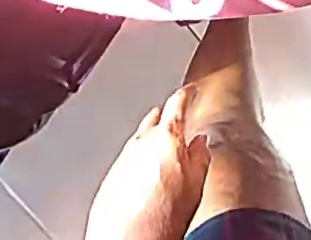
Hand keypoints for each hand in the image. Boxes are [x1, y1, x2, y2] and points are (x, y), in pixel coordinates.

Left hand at [84, 86, 210, 239]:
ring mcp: (123, 158)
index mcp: (167, 135)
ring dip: (151, 144)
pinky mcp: (109, 178)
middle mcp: (142, 141)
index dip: (187, 94)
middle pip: (156, 117)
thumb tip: (200, 143)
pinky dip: (137, 165)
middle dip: (167, 119)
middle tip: (177, 128)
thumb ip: (200, 155)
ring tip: (162, 164)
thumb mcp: (195, 184)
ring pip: (140, 140)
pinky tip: (144, 183)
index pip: (178, 102)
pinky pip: (127, 161)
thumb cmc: (162, 219)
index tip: (190, 92)